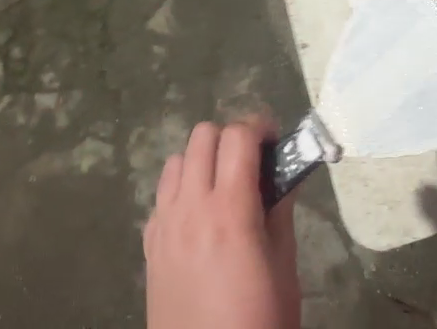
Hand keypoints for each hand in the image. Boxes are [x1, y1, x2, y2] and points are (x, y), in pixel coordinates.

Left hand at [145, 121, 300, 328]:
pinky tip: (199, 217)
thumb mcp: (284, 269)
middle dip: (231, 138)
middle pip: (202, 136)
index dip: (259, 127)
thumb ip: (280, 213)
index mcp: (230, 211)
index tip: (275, 139)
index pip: (238, 137)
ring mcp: (164, 226)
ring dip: (202, 161)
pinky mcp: (150, 246)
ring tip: (223, 186)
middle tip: (253, 162)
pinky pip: (161, 196)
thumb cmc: (259, 321)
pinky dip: (181, 191)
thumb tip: (286, 175)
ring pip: (176, 161)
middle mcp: (191, 208)